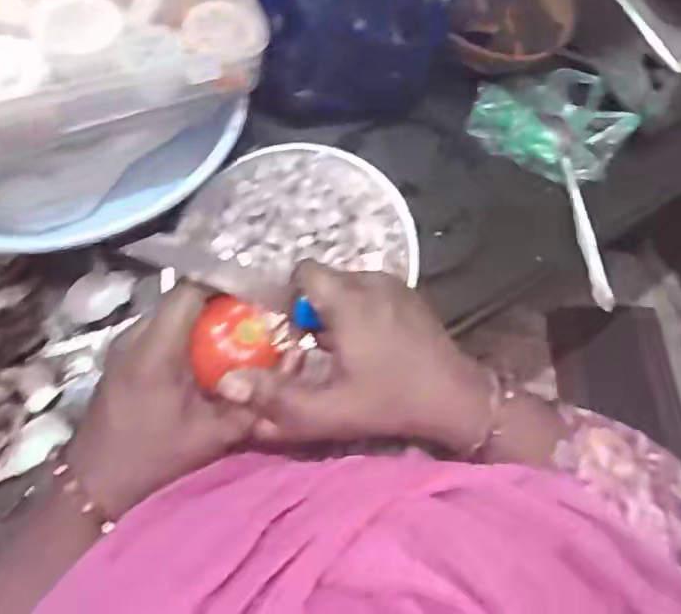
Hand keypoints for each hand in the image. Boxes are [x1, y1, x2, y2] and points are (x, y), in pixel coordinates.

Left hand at [64, 282, 253, 511]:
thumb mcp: (215, 435)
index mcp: (155, 349)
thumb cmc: (153, 464)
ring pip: (179, 307)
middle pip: (189, 294)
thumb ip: (258, 395)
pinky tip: (214, 350)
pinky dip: (195, 328)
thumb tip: (297, 357)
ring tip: (242, 328)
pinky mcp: (126, 354)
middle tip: (260, 313)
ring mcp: (127, 343)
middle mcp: (136, 336)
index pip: (194, 288)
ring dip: (211, 313)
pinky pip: (168, 324)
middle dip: (228, 298)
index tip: (262, 293)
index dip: (231, 282)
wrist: (89, 495)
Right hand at [218, 265, 493, 451]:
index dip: (288, 296)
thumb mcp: (325, 410)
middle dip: (312, 308)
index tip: (287, 329)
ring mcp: (397, 285)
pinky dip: (361, 309)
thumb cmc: (387, 401)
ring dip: (337, 311)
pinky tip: (368, 346)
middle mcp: (373, 280)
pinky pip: (372, 291)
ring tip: (340, 350)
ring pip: (350, 286)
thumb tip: (227, 383)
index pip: (305, 271)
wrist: (453, 395)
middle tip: (310, 347)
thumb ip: (273, 397)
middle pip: (326, 280)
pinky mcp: (411, 295)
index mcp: (351, 298)